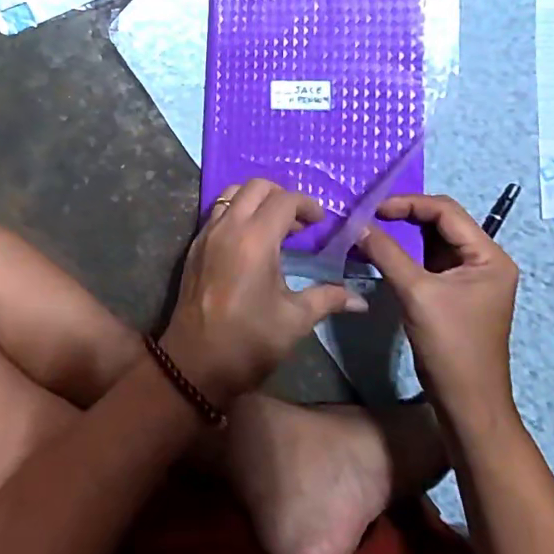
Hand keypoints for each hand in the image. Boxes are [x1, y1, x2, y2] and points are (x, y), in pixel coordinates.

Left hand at [162, 180, 366, 404]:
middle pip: (257, 186)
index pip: (285, 200)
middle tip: (298, 222)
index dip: (307, 205)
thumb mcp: (294, 320)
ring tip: (273, 226)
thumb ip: (328, 299)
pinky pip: (217, 212)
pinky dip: (236, 212)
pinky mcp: (194, 247)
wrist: (193, 367)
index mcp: (256, 240)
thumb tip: (360, 300)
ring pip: (232, 194)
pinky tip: (249, 241)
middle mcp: (229, 227)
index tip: (320, 222)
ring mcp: (206, 234)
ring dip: (256, 200)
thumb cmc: (248, 342)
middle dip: (282, 196)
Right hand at [356, 195, 518, 428]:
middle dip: (407, 217)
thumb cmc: (451, 347)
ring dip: (405, 234)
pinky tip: (385, 253)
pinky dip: (408, 255)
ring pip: (435, 242)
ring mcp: (472, 277)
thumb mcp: (417, 294)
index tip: (375, 209)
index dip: (410, 204)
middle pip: (443, 223)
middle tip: (371, 217)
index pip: (447, 212)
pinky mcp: (457, 293)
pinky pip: (431, 262)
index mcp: (489, 256)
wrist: (467, 406)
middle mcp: (485, 260)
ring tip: (373, 230)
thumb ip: (388, 254)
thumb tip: (359, 225)